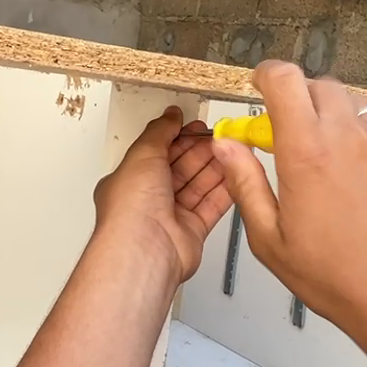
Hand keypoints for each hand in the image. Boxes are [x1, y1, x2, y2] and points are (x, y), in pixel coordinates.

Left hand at [93, 106, 233, 285]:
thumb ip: (159, 131)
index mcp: (130, 179)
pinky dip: (225, 189)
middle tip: (220, 136)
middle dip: (201, 150)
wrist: (145, 250)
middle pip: (181, 167)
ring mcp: (170, 216)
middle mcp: (149, 199)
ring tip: (232, 150)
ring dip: (215, 167)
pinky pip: (212, 205)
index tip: (197, 126)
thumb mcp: (142, 154)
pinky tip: (236, 174)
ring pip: (199, 185)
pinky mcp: (191, 231)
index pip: (158, 151)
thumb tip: (169, 115)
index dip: (178, 136)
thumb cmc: (131, 210)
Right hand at [211, 62, 366, 343]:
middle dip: (302, 100)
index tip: (262, 84)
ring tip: (335, 165)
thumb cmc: (341, 278)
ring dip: (339, 121)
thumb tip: (226, 146)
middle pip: (321, 86)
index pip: (284, 80)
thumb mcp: (271, 239)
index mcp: (306, 152)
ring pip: (357, 106)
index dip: (268, 75)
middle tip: (295, 134)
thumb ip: (244, 183)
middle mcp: (349, 136)